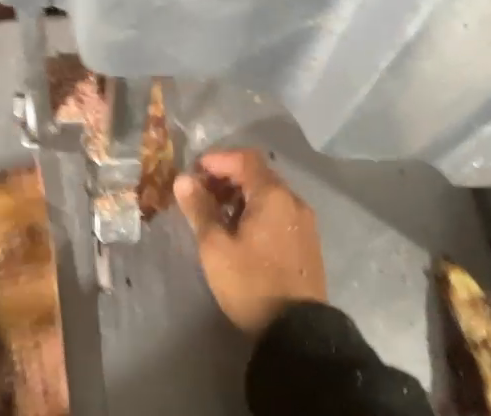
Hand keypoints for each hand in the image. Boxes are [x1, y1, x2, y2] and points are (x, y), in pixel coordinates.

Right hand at [174, 148, 326, 336]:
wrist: (298, 332)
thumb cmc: (252, 284)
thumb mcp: (216, 248)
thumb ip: (199, 209)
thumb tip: (183, 179)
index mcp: (272, 195)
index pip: (244, 158)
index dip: (217, 159)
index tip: (194, 172)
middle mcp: (293, 200)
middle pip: (258, 174)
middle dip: (227, 177)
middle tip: (202, 194)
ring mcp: (305, 221)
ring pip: (270, 193)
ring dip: (242, 195)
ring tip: (217, 215)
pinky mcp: (307, 242)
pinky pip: (279, 211)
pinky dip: (257, 210)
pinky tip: (241, 232)